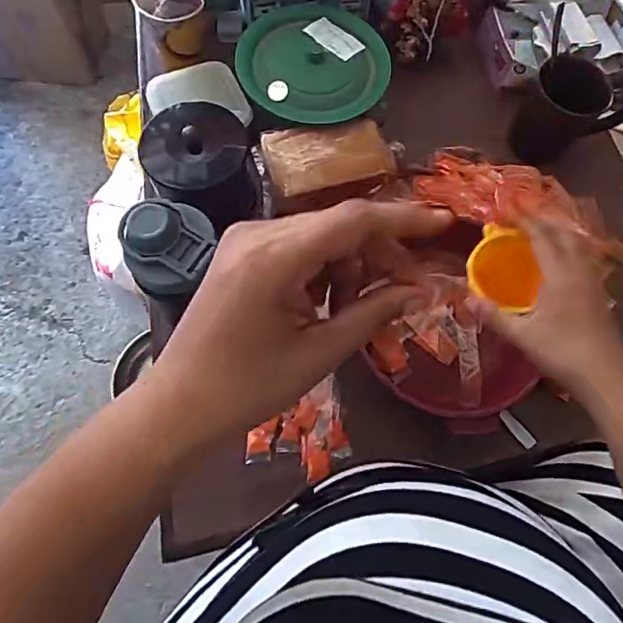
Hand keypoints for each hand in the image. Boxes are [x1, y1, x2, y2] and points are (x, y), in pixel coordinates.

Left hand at [140, 200, 454, 441]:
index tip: (442, 222)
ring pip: (320, 234)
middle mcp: (257, 232)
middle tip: (406, 291)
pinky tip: (326, 303)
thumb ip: (373, 312)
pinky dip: (322, 267)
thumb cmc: (247, 387)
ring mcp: (245, 238)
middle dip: (379, 253)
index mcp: (275, 255)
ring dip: (350, 263)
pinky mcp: (240, 250)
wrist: (180, 403)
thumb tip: (420, 291)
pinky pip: (297, 245)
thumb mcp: (319, 352)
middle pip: (339, 224)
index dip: (403, 218)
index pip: (353, 218)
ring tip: (353, 310)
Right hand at [467, 215, 622, 391]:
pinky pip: (586, 258)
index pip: (542, 237)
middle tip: (524, 214)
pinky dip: (572, 248)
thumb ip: (495, 316)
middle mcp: (579, 272)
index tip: (508, 209)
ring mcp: (594, 283)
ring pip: (580, 245)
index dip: (525, 220)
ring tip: (543, 229)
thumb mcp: (522, 336)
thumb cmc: (562, 353)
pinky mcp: (600, 295)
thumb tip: (469, 299)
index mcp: (560, 275)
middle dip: (544, 220)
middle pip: (564, 234)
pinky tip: (563, 259)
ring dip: (561, 232)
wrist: (606, 377)